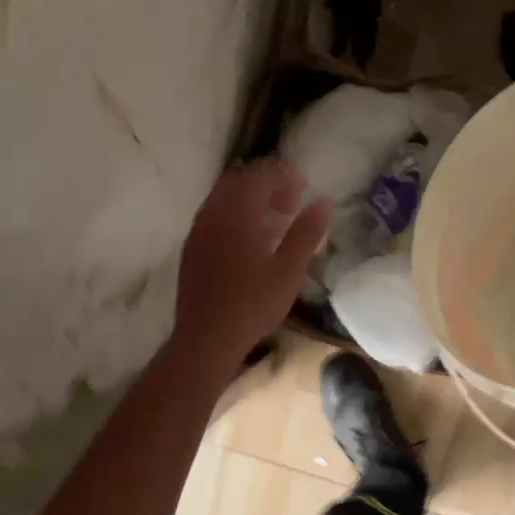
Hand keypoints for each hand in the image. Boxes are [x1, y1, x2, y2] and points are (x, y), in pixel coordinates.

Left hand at [171, 160, 331, 361]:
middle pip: (239, 182)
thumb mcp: (288, 271)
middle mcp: (213, 213)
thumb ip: (306, 234)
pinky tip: (250, 246)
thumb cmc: (252, 305)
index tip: (305, 187)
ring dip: (250, 203)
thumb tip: (323, 203)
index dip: (285, 176)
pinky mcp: (192, 251)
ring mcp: (198, 231)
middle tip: (291, 205)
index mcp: (237, 212)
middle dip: (267, 186)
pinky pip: (214, 220)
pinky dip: (235, 219)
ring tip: (274, 225)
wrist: (206, 338)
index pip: (260, 175)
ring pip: (224, 201)